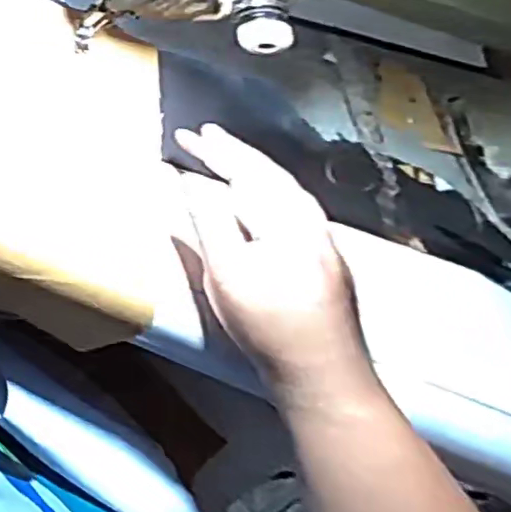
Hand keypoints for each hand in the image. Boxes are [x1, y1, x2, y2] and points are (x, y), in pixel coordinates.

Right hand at [175, 125, 374, 408]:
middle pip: (273, 177)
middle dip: (237, 152)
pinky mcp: (324, 261)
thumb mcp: (226, 273)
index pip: (247, 175)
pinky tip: (259, 193)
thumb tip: (192, 182)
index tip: (186, 135)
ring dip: (255, 167)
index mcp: (287, 226)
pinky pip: (293, 206)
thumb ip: (210, 221)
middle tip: (205, 134)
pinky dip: (269, 187)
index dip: (216, 153)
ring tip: (229, 154)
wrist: (324, 377)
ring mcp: (323, 245)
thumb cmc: (268, 326)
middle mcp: (312, 227)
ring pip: (288, 190)